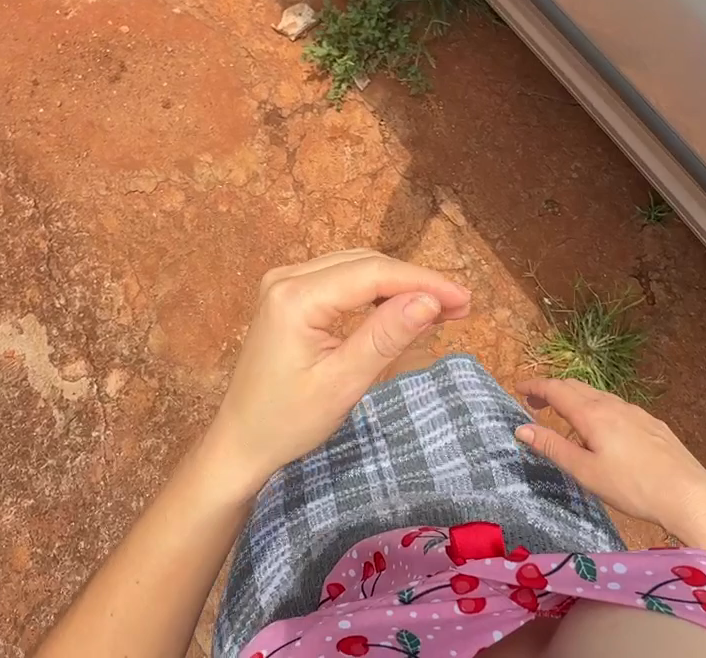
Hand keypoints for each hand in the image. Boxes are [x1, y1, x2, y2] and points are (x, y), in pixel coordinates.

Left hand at [204, 251, 470, 492]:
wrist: (240, 441)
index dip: (422, 282)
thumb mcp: (342, 384)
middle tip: (460, 307)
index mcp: (295, 297)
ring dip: (397, 284)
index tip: (465, 298)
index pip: (372, 274)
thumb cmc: (288, 422)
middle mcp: (287, 277)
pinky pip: (340, 279)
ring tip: (439, 308)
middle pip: (365, 264)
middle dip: (414, 281)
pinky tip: (401, 307)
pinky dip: (374, 291)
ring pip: (355, 267)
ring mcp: (284, 282)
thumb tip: (430, 300)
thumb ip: (385, 337)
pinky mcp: (288, 293)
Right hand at [514, 378, 705, 541]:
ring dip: (576, 398)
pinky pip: (617, 407)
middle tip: (535, 402)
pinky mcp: (653, 424)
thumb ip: (553, 447)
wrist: (691, 495)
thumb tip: (521, 428)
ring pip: (598, 395)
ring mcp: (636, 412)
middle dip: (552, 389)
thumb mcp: (586, 472)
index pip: (555, 389)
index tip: (517, 388)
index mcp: (592, 414)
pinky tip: (605, 431)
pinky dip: (598, 408)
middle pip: (576, 386)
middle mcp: (612, 405)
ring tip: (566, 417)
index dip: (534, 386)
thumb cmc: (632, 487)